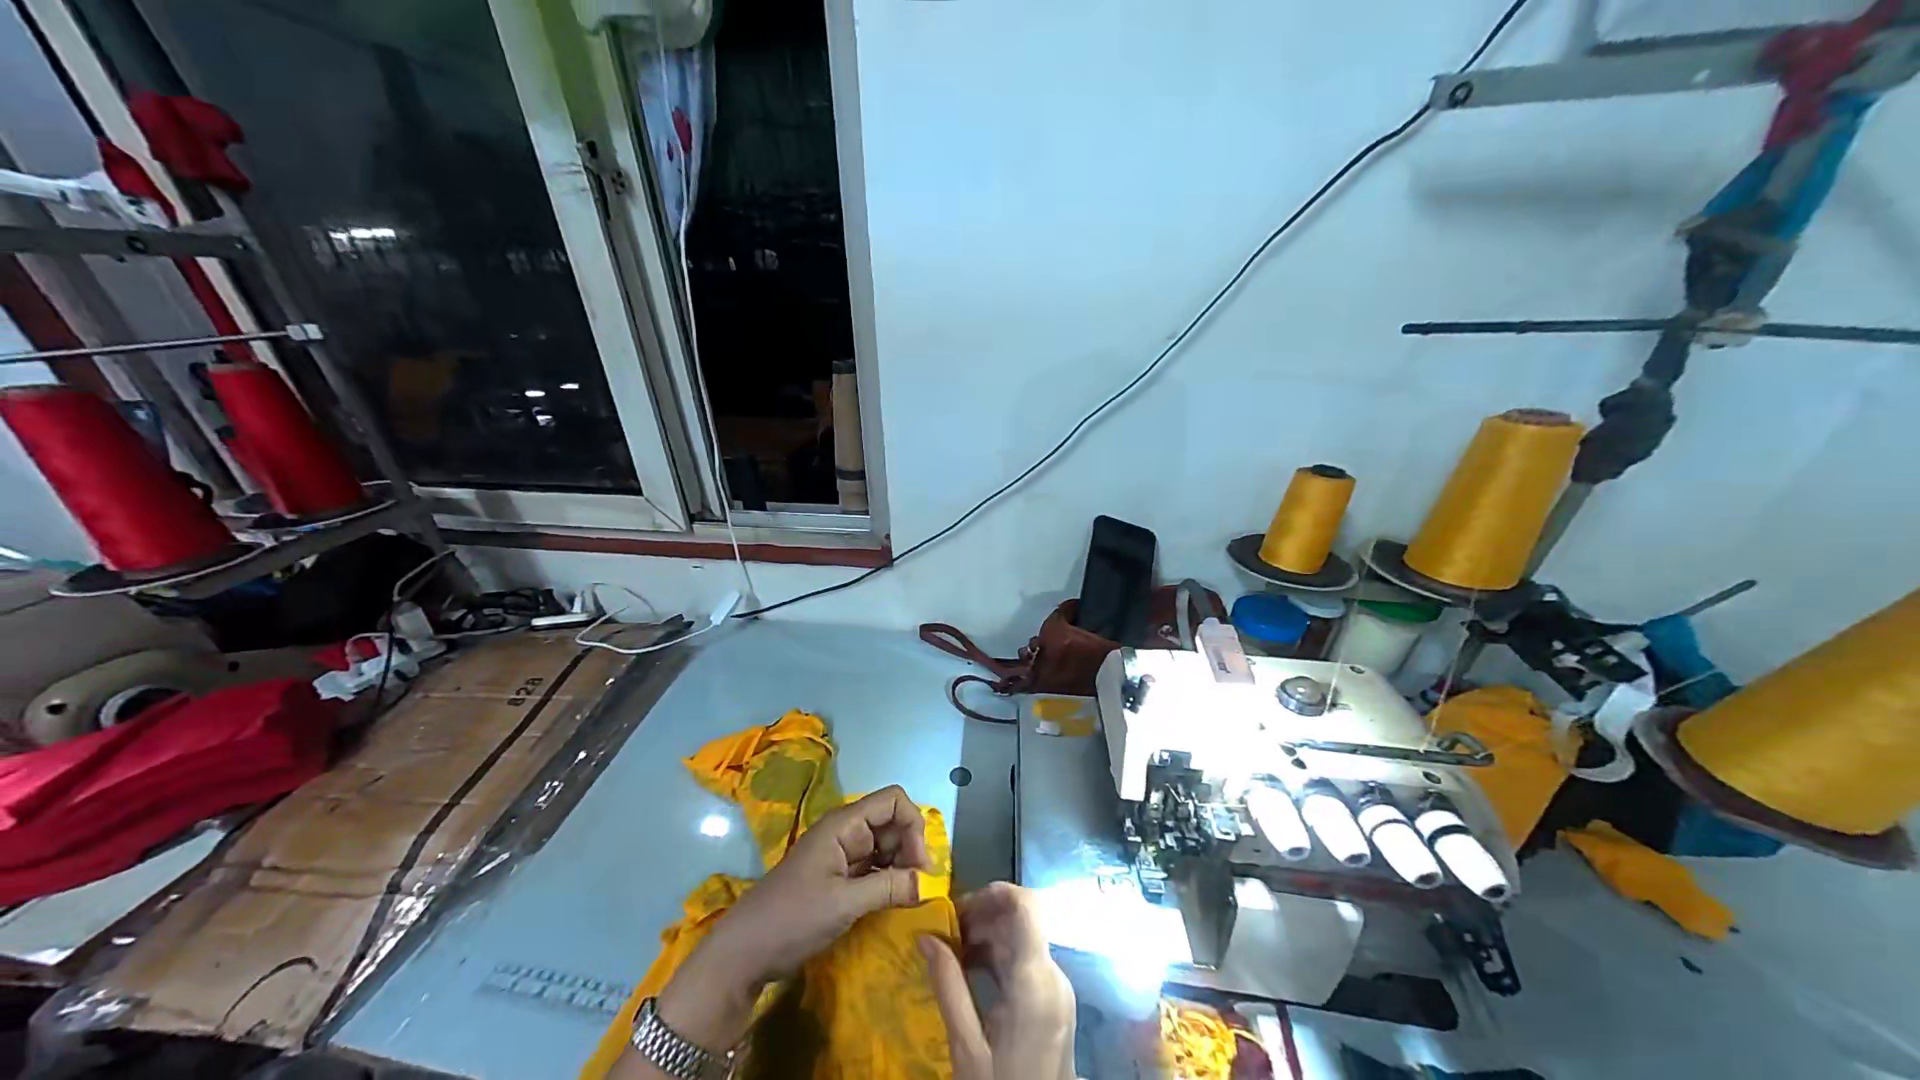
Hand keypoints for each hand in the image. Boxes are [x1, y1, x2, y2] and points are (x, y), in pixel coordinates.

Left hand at [646, 786, 930, 1059]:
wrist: (746, 952)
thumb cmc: (792, 918)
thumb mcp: (844, 903)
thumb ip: (889, 888)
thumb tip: (927, 883)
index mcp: (844, 824)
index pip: (893, 800)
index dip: (913, 826)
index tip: (919, 865)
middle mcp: (846, 831)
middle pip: (893, 822)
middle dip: (910, 849)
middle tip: (915, 887)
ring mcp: (842, 854)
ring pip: (886, 846)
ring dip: (901, 866)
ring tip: (905, 896)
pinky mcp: (840, 877)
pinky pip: (874, 867)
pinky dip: (888, 879)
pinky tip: (892, 901)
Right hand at [921, 883, 1075, 1079]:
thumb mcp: (966, 1044)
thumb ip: (948, 985)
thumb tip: (925, 936)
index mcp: (1035, 980)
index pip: (1027, 906)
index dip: (995, 892)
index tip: (958, 902)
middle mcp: (1052, 974)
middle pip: (1019, 920)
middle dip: (980, 915)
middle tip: (943, 930)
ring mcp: (1055, 987)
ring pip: (1020, 938)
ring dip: (985, 934)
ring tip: (950, 949)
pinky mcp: (1052, 1000)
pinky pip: (1023, 961)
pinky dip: (996, 954)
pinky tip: (968, 966)